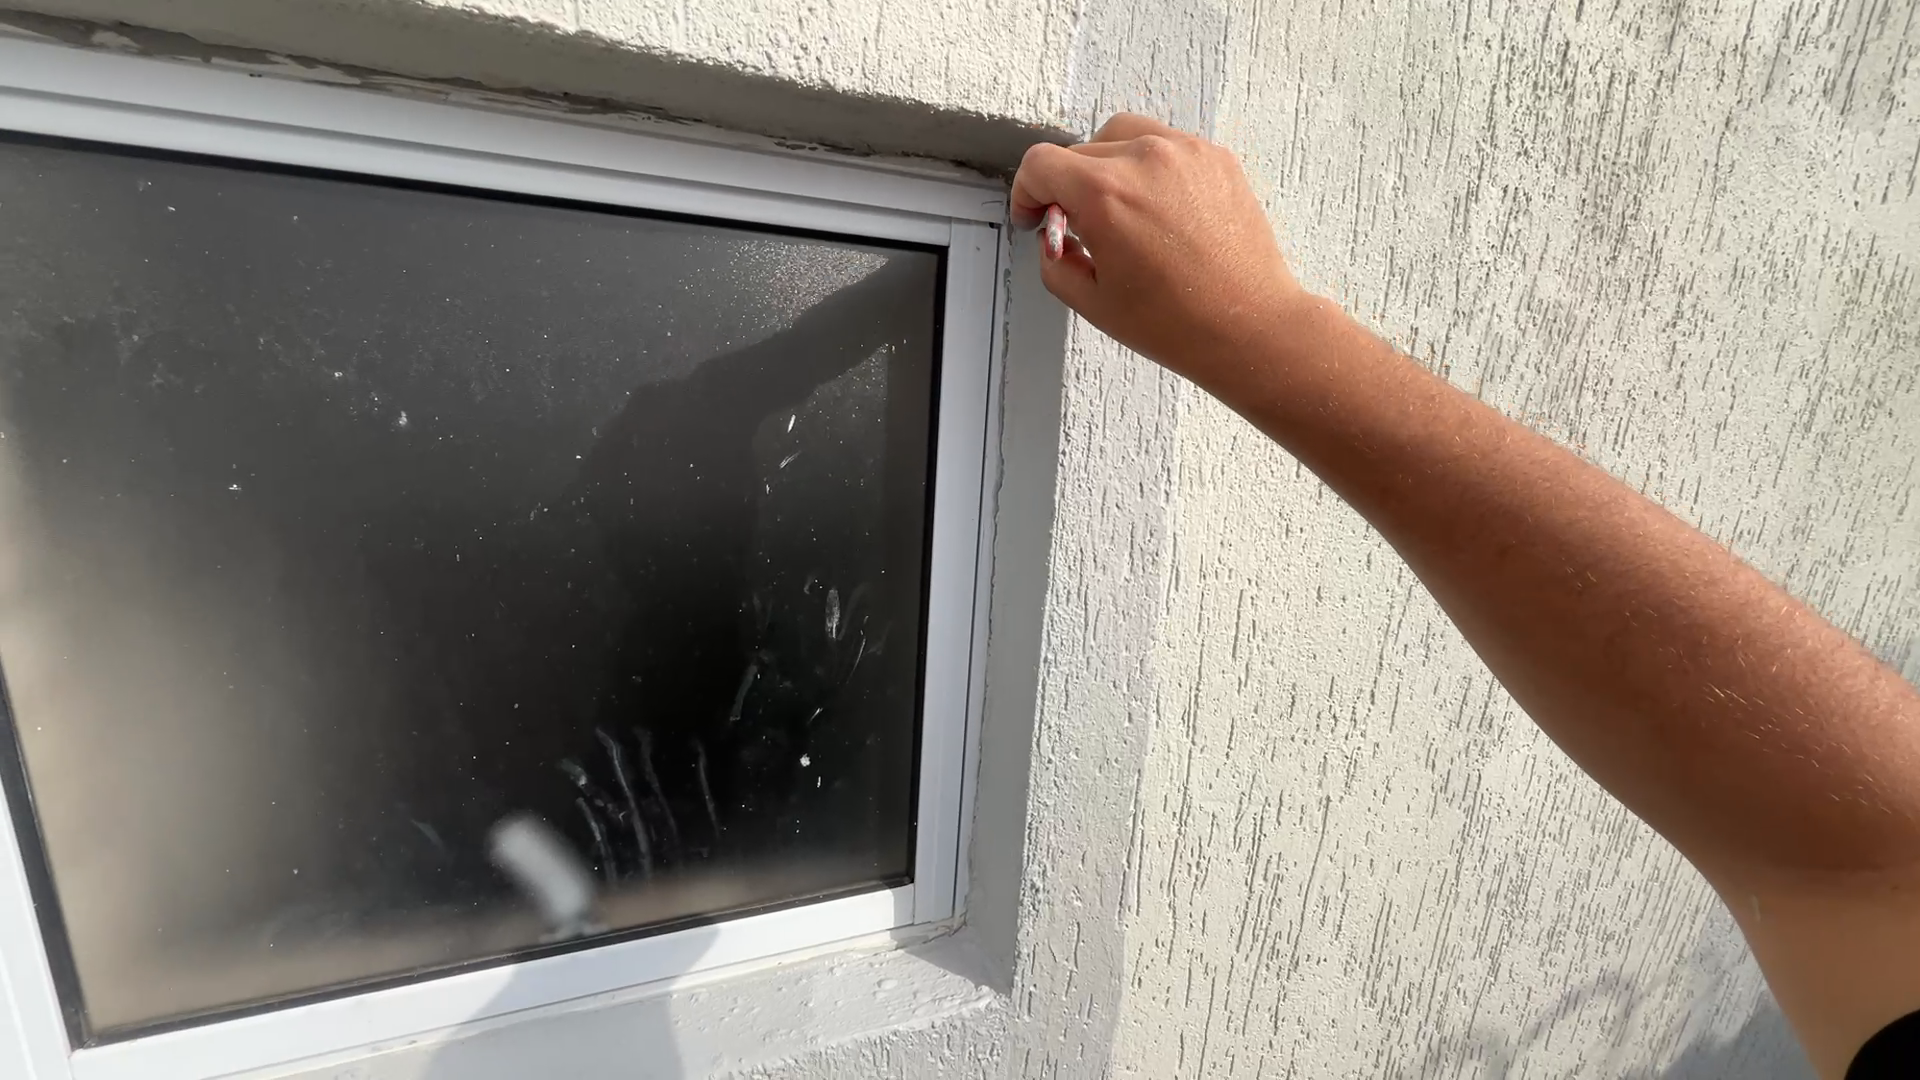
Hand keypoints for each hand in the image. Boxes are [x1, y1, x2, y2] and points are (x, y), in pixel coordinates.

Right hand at [1011, 114, 1305, 382]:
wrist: (1245, 326)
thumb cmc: (1175, 323)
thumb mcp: (1092, 303)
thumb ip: (1055, 263)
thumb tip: (1053, 239)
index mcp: (1106, 196)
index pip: (1042, 164)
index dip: (1026, 193)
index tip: (1034, 217)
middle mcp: (1144, 159)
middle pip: (1078, 152)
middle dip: (1065, 189)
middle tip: (1075, 231)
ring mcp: (1184, 152)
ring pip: (1119, 136)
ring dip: (1102, 169)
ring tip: (1115, 214)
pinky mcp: (1214, 157)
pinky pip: (1162, 145)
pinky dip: (1144, 169)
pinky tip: (1153, 213)